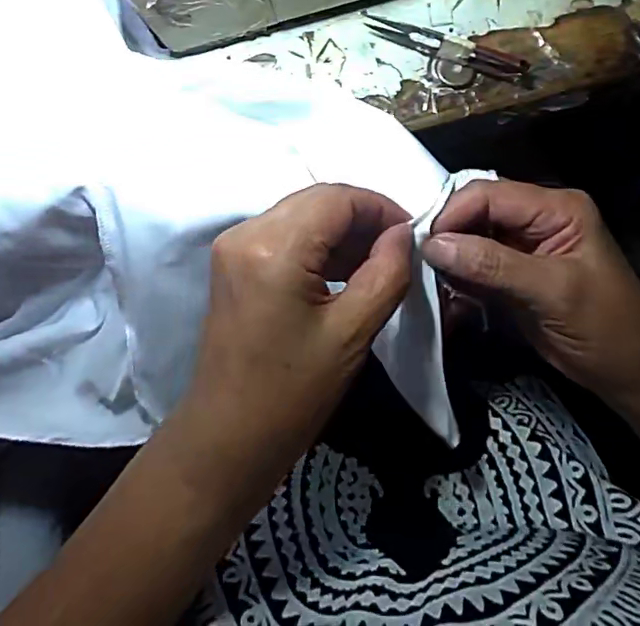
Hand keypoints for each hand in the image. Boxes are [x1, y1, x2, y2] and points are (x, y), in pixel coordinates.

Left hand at [174, 184, 414, 482]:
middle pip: (318, 199)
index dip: (381, 207)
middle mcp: (246, 232)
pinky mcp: (234, 261)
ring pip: (303, 213)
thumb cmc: (291, 395)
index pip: (337, 197)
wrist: (226, 441)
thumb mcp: (352, 334)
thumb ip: (386, 272)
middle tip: (399, 248)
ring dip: (343, 230)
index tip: (414, 233)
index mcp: (272, 247)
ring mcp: (234, 245)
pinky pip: (286, 233)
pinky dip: (320, 244)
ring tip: (378, 262)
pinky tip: (346, 271)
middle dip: (363, 217)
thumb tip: (404, 233)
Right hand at [424, 180, 639, 409]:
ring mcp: (526, 245)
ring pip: (474, 236)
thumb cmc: (607, 328)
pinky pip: (478, 262)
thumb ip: (493, 264)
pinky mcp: (516, 272)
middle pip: (479, 210)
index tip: (425, 244)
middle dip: (450, 232)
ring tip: (429, 276)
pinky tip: (446, 289)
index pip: (491, 194)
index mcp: (557, 207)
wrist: (634, 376)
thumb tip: (434, 244)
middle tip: (420, 261)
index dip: (454, 213)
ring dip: (452, 255)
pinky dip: (460, 274)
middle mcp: (538, 217)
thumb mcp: (552, 292)